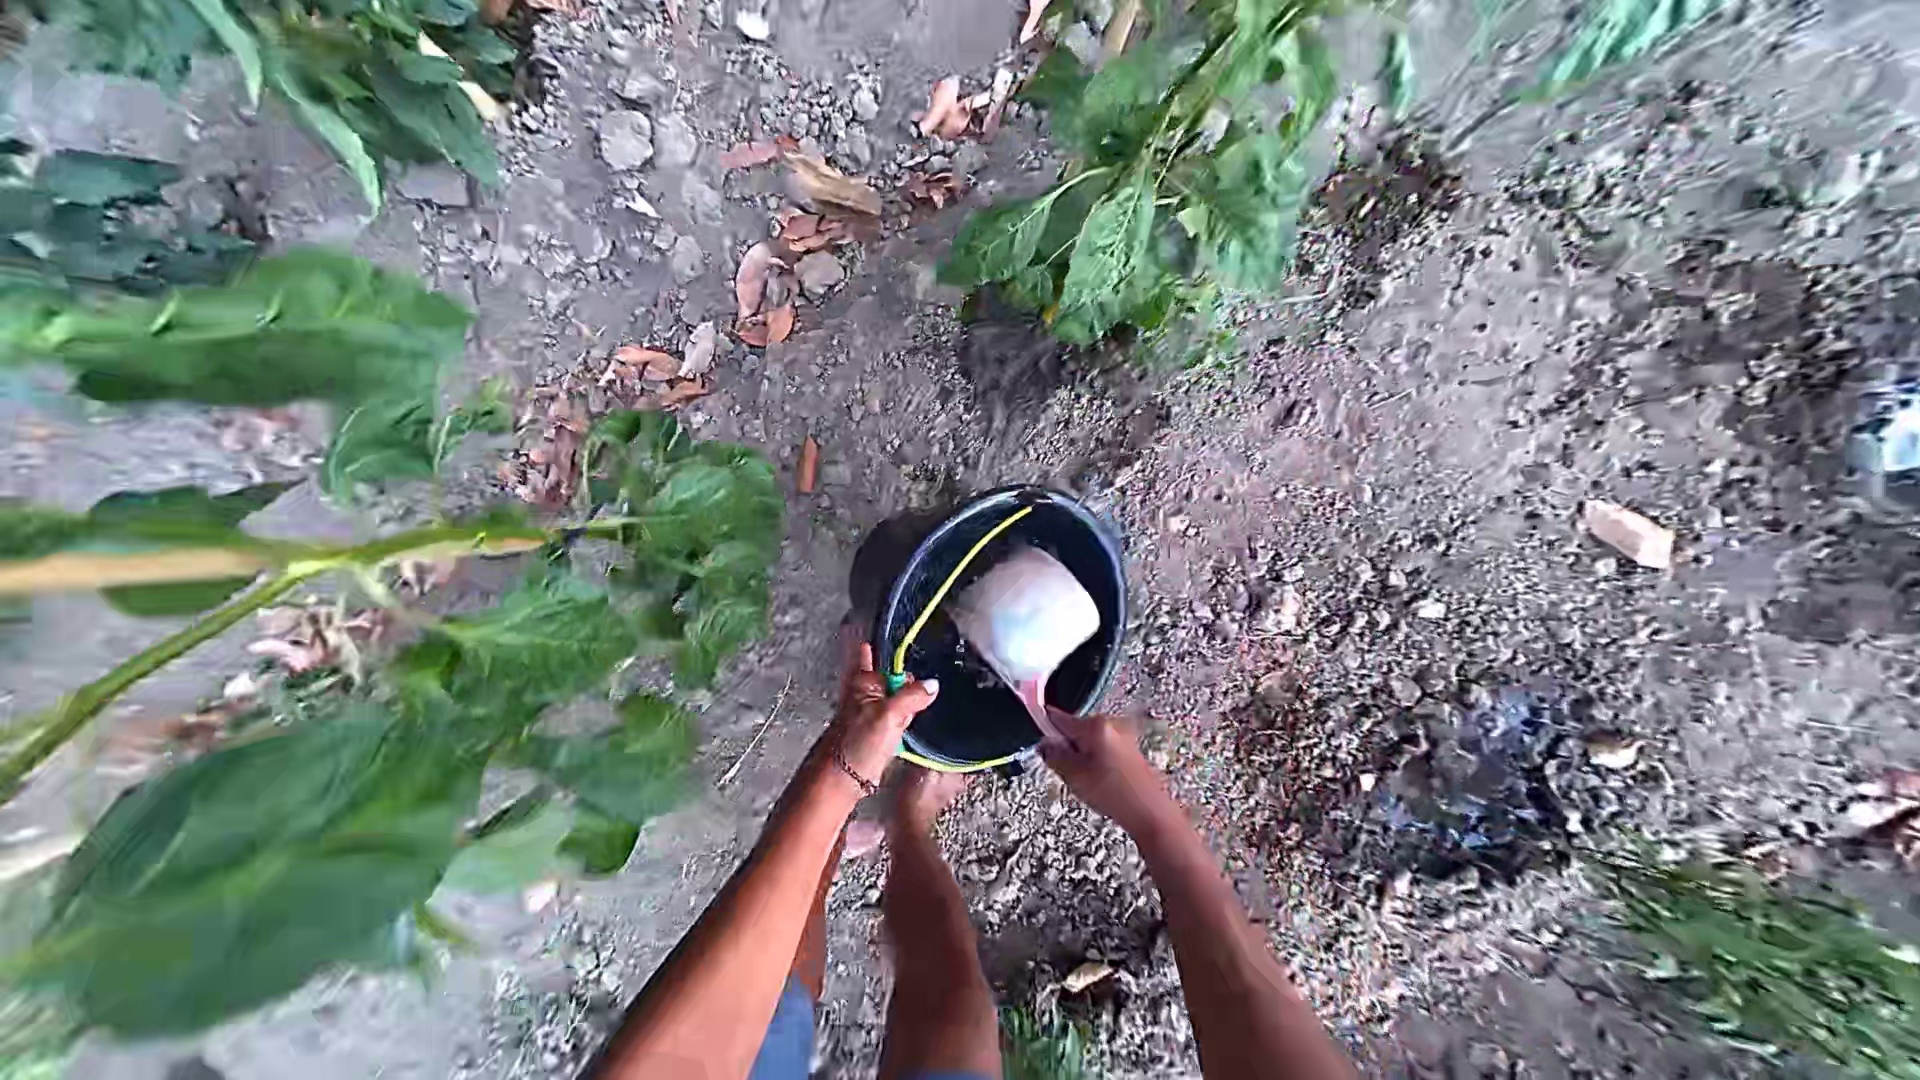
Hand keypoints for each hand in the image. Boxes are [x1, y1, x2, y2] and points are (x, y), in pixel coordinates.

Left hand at [829, 643, 938, 788]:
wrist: (840, 780)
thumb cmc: (856, 745)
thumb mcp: (891, 714)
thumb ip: (913, 696)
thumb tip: (932, 684)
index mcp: (863, 680)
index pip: (884, 657)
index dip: (899, 657)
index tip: (911, 647)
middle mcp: (864, 692)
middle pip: (896, 680)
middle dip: (908, 688)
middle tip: (912, 699)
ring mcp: (869, 712)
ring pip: (898, 702)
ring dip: (907, 710)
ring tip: (904, 723)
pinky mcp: (875, 731)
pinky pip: (897, 721)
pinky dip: (903, 725)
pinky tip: (903, 733)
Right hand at [1039, 708, 1180, 836]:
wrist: (1151, 814)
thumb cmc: (1116, 794)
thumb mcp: (1073, 775)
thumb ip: (1054, 755)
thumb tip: (1044, 744)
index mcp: (1095, 726)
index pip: (1059, 718)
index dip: (1044, 728)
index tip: (1039, 740)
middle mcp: (1111, 725)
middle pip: (1074, 731)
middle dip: (1066, 749)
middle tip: (1067, 772)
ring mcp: (1122, 737)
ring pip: (1088, 743)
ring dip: (1081, 758)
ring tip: (1087, 782)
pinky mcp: (1129, 752)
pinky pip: (1102, 751)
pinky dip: (1095, 763)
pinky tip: (1100, 784)